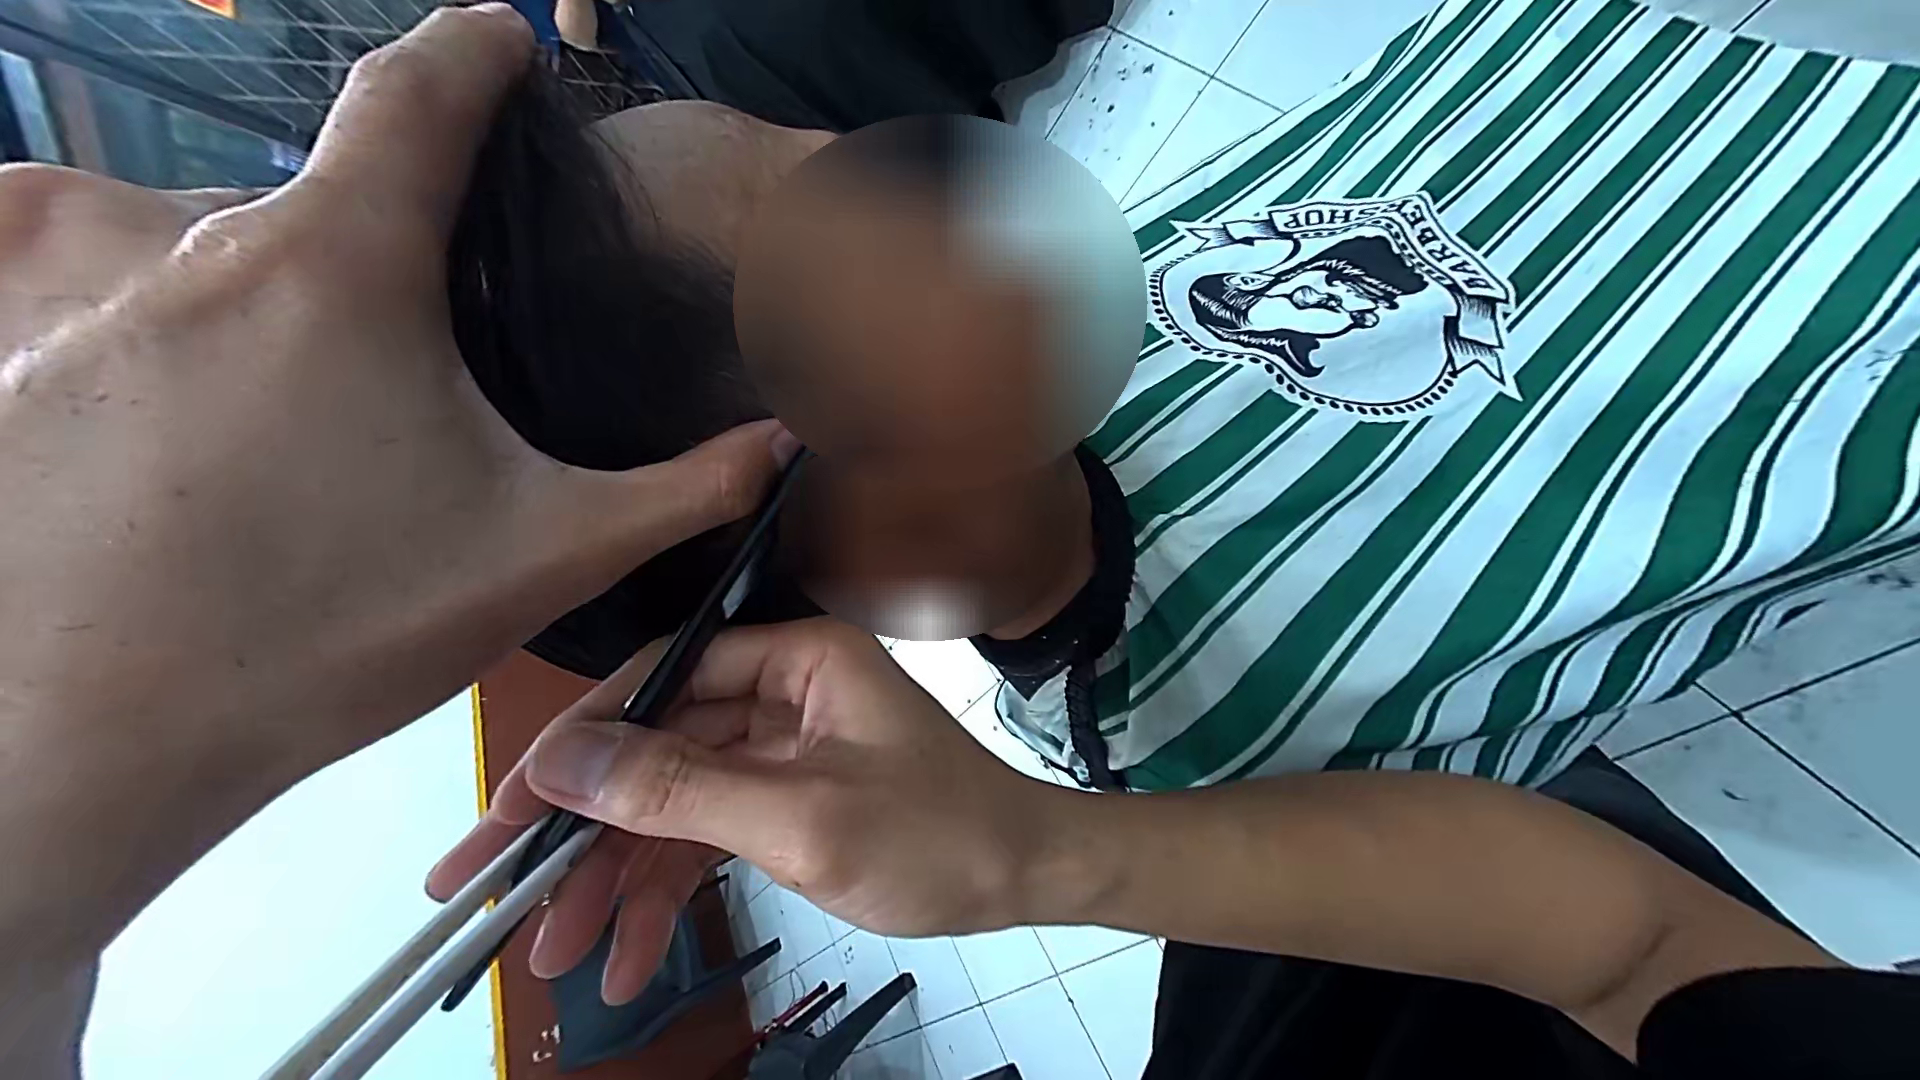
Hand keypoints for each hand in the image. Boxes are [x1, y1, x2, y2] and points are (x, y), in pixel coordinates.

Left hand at [0, 1, 793, 1011]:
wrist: (87, 742)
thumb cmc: (351, 622)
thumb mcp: (561, 548)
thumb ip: (690, 487)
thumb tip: (784, 444)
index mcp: (344, 279)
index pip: (414, 109)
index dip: (471, 59)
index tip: (503, 35)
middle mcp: (188, 249)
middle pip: (310, 198)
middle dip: (383, 242)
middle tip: (432, 341)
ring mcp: (52, 291)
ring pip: (174, 227)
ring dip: (253, 267)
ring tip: (309, 364)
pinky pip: (46, 260)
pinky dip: (117, 285)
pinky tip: (160, 371)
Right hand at [428, 620, 1065, 1002]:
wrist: (1018, 874)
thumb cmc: (932, 834)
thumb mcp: (800, 818)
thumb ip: (681, 788)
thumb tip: (566, 760)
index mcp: (800, 659)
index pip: (668, 677)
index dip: (586, 738)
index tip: (513, 806)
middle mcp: (788, 687)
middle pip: (665, 743)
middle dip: (591, 824)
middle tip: (499, 893)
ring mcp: (788, 743)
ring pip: (683, 795)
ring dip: (623, 871)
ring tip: (558, 950)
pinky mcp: (793, 790)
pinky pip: (717, 827)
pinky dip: (675, 885)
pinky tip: (632, 953)